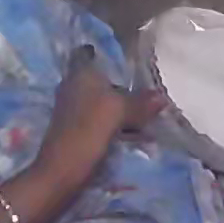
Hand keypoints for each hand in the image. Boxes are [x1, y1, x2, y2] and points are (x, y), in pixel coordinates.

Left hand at [36, 46, 162, 179]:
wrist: (61, 171)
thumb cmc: (86, 131)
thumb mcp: (118, 112)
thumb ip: (139, 102)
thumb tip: (162, 96)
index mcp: (79, 75)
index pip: (85, 54)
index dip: (99, 51)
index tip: (119, 54)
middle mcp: (73, 87)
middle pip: (98, 79)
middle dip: (119, 83)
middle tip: (146, 88)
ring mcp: (73, 109)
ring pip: (101, 100)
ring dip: (120, 106)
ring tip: (147, 114)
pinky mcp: (77, 130)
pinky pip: (101, 119)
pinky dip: (116, 122)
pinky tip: (134, 133)